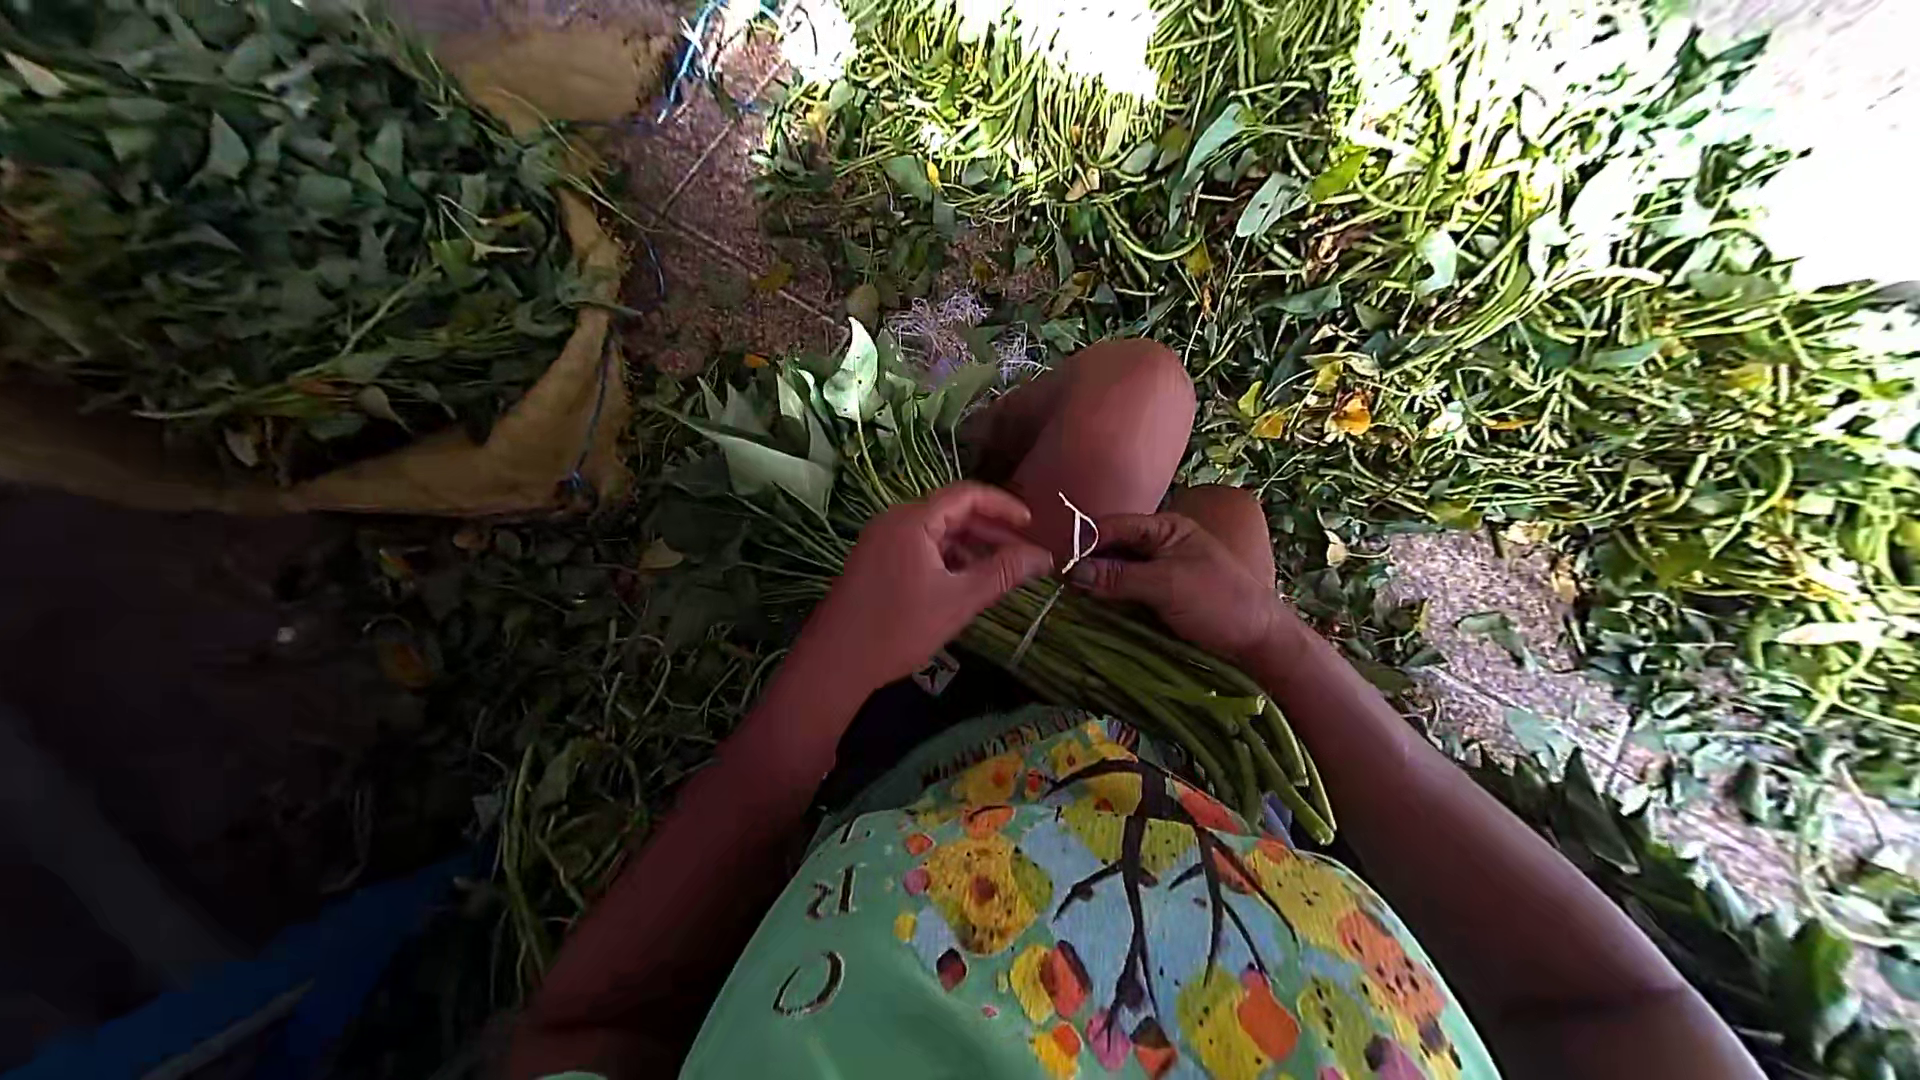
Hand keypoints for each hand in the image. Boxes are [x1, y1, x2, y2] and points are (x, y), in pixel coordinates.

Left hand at [803, 482, 1054, 688]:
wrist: (834, 663)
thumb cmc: (898, 629)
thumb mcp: (958, 600)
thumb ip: (1002, 573)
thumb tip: (1043, 556)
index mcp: (913, 520)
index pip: (967, 494)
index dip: (1004, 505)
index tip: (1033, 524)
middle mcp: (894, 521)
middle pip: (952, 512)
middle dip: (991, 530)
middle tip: (1023, 554)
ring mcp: (881, 540)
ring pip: (936, 533)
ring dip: (970, 547)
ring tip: (999, 572)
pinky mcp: (875, 561)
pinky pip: (920, 548)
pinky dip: (947, 559)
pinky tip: (964, 583)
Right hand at [1067, 512, 1281, 664]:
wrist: (1257, 642)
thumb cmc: (1220, 602)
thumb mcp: (1167, 585)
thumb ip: (1119, 576)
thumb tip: (1072, 572)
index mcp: (1165, 528)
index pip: (1115, 526)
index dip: (1085, 541)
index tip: (1057, 562)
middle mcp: (1157, 544)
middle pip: (1110, 546)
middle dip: (1084, 561)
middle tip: (1054, 580)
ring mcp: (1155, 571)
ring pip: (1112, 569)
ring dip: (1091, 581)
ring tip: (1063, 594)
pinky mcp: (1153, 596)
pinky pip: (1120, 590)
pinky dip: (1103, 596)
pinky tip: (1085, 605)